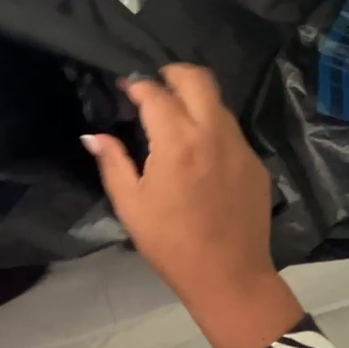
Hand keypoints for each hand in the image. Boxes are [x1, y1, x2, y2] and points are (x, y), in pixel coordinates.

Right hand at [83, 65, 302, 347]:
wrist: (228, 274)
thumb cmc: (169, 241)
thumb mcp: (130, 204)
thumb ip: (112, 162)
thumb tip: (94, 136)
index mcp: (176, 141)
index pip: (155, 94)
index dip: (137, 84)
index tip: (125, 87)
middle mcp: (212, 132)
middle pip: (197, 79)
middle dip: (173, 74)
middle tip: (155, 84)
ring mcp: (239, 146)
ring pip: (217, 103)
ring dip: (194, 99)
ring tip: (173, 115)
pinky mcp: (254, 162)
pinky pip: (230, 130)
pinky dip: (210, 127)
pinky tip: (197, 152)